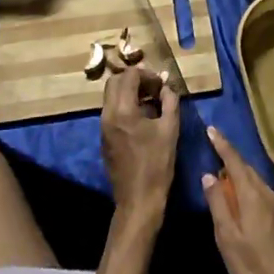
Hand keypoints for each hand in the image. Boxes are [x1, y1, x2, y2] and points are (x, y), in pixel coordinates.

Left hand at [101, 66, 179, 216]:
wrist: (138, 199)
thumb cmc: (157, 165)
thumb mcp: (170, 131)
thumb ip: (170, 103)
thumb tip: (168, 87)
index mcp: (122, 110)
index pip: (129, 76)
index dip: (147, 74)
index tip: (161, 83)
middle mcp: (107, 114)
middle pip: (115, 81)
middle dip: (134, 79)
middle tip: (154, 88)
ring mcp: (103, 126)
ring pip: (111, 96)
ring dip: (128, 91)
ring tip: (151, 101)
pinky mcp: (104, 136)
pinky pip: (111, 110)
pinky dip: (124, 105)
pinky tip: (142, 117)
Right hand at [204, 126, 273, 273]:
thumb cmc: (255, 270)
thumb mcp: (228, 238)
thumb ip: (218, 204)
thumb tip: (208, 175)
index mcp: (253, 196)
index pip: (235, 161)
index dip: (222, 144)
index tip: (211, 128)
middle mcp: (269, 196)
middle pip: (248, 169)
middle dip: (230, 157)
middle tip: (213, 146)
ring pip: (257, 182)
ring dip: (240, 173)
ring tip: (224, 171)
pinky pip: (263, 194)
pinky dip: (250, 188)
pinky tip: (243, 198)